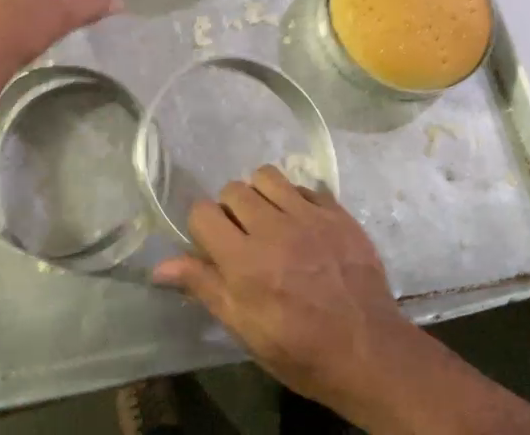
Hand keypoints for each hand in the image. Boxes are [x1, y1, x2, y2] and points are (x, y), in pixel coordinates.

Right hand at [153, 166, 415, 411]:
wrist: (370, 352)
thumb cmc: (301, 351)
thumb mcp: (245, 330)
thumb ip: (204, 287)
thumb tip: (159, 266)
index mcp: (245, 261)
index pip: (202, 212)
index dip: (202, 228)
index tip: (213, 248)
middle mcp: (274, 229)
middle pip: (233, 189)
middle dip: (230, 210)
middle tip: (243, 237)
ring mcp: (309, 217)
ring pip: (267, 176)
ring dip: (261, 195)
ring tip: (270, 221)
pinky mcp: (337, 214)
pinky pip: (305, 187)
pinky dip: (297, 201)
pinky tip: (303, 226)